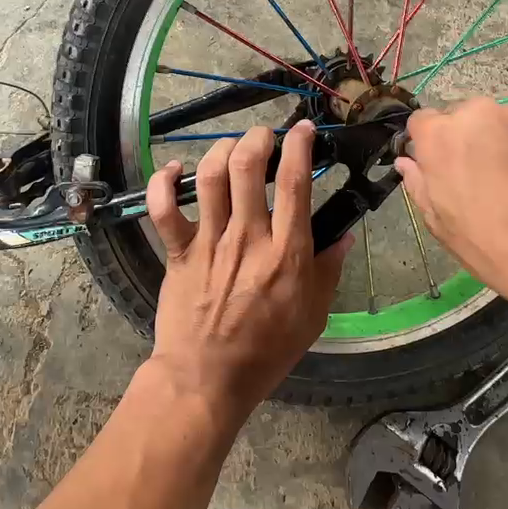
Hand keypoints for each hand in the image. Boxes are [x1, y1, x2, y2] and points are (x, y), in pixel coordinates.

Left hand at [143, 122, 351, 419]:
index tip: (303, 129)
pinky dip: (164, 181)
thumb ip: (328, 270)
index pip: (295, 182)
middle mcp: (247, 238)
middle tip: (265, 135)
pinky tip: (176, 169)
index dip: (300, 145)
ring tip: (232, 148)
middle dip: (258, 137)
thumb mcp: (314, 315)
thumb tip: (343, 233)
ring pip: (210, 175)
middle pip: (247, 166)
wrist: (207, 379)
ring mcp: (208, 242)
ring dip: (221, 150)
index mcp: (286, 253)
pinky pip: (163, 207)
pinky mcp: (177, 251)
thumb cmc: (266, 350)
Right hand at [395, 98, 507, 327]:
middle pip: (465, 116)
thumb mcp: (442, 226)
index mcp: (439, 137)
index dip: (433, 144)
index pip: (424, 121)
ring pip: (503, 118)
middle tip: (489, 175)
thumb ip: (420, 185)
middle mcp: (476, 112)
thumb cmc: (495, 249)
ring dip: (506, 138)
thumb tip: (408, 162)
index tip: (449, 167)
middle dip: (472, 138)